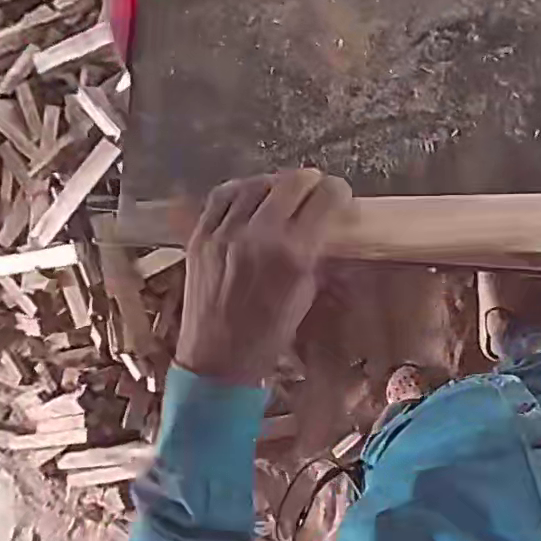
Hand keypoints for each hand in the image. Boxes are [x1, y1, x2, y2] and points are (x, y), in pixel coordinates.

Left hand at [174, 170, 353, 385]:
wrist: (217, 359)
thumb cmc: (269, 335)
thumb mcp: (306, 295)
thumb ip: (315, 256)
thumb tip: (326, 229)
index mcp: (293, 254)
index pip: (324, 200)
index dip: (338, 191)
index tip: (340, 194)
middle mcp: (260, 236)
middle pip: (292, 183)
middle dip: (311, 181)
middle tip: (316, 189)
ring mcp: (225, 233)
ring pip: (256, 184)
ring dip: (276, 183)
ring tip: (284, 190)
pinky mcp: (200, 236)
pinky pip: (221, 196)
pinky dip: (241, 189)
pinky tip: (251, 195)